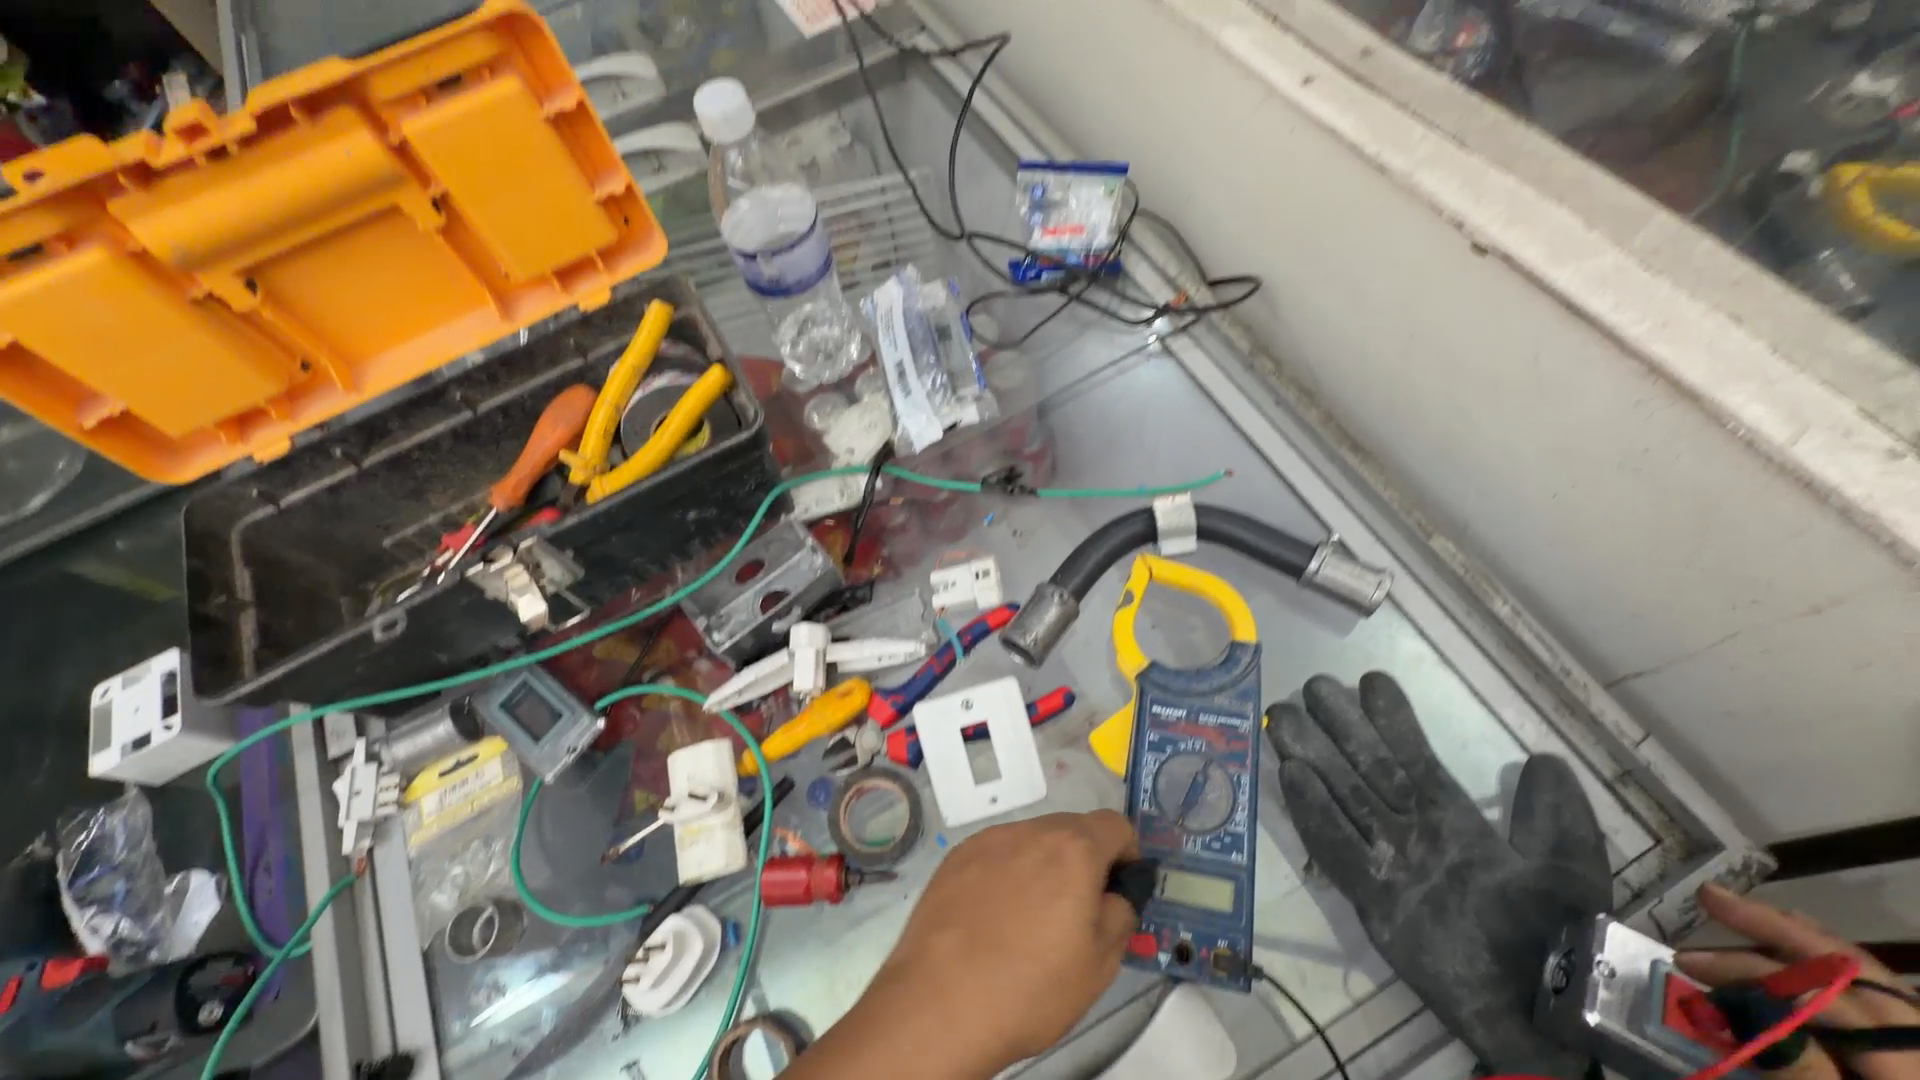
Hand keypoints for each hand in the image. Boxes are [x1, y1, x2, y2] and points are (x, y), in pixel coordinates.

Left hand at [787, 811, 1138, 1079]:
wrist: (939, 1004)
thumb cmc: (1031, 986)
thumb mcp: (1100, 962)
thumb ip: (1120, 913)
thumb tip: (1115, 893)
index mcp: (1073, 848)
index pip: (1116, 825)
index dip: (1126, 855)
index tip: (1118, 891)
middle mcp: (1029, 831)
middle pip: (1071, 830)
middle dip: (1083, 862)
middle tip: (1074, 915)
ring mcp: (985, 842)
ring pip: (1030, 842)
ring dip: (1041, 868)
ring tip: (1027, 922)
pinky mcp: (953, 860)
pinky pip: (994, 856)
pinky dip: (1004, 876)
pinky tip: (992, 920)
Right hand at [1270, 672, 1611, 1078]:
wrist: (1547, 1012)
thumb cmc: (1561, 935)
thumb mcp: (1570, 863)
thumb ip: (1554, 811)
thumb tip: (1542, 757)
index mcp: (1456, 821)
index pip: (1415, 757)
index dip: (1393, 720)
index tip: (1370, 680)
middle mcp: (1414, 833)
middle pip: (1367, 768)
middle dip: (1339, 726)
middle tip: (1310, 686)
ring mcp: (1390, 863)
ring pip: (1343, 797)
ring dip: (1312, 756)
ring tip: (1282, 717)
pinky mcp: (1375, 900)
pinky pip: (1336, 849)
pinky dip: (1312, 813)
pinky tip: (1288, 775)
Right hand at [1678, 883, 1919, 1079]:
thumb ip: (1801, 1071)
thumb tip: (1741, 1004)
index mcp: (1913, 1066)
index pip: (1828, 996)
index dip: (1755, 970)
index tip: (1688, 962)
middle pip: (1854, 970)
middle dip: (1777, 928)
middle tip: (1710, 897)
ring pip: (1867, 974)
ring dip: (1797, 940)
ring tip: (1739, 913)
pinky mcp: (1914, 1051)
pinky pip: (1878, 995)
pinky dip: (1825, 967)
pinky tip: (1789, 954)